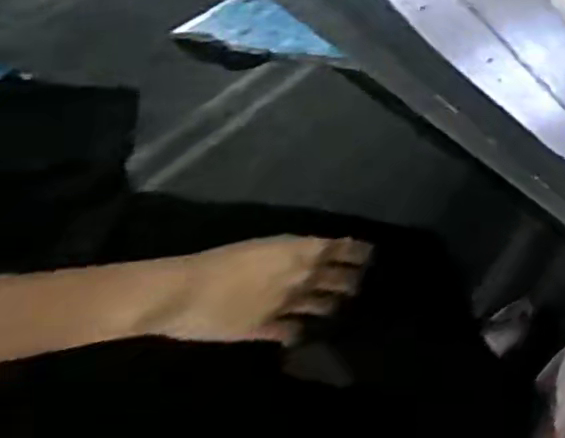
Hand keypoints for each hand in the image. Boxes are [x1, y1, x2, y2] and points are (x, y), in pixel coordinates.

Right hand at [145, 236, 371, 345]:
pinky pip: (293, 331)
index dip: (363, 256)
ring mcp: (289, 302)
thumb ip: (301, 249)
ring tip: (334, 307)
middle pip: (347, 280)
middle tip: (355, 285)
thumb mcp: (273, 244)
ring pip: (327, 305)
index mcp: (311, 250)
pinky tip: (300, 334)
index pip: (354, 251)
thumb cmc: (225, 260)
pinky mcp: (266, 327)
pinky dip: (300, 333)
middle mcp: (308, 275)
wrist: (183, 290)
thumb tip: (321, 252)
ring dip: (333, 306)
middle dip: (354, 282)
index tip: (367, 259)